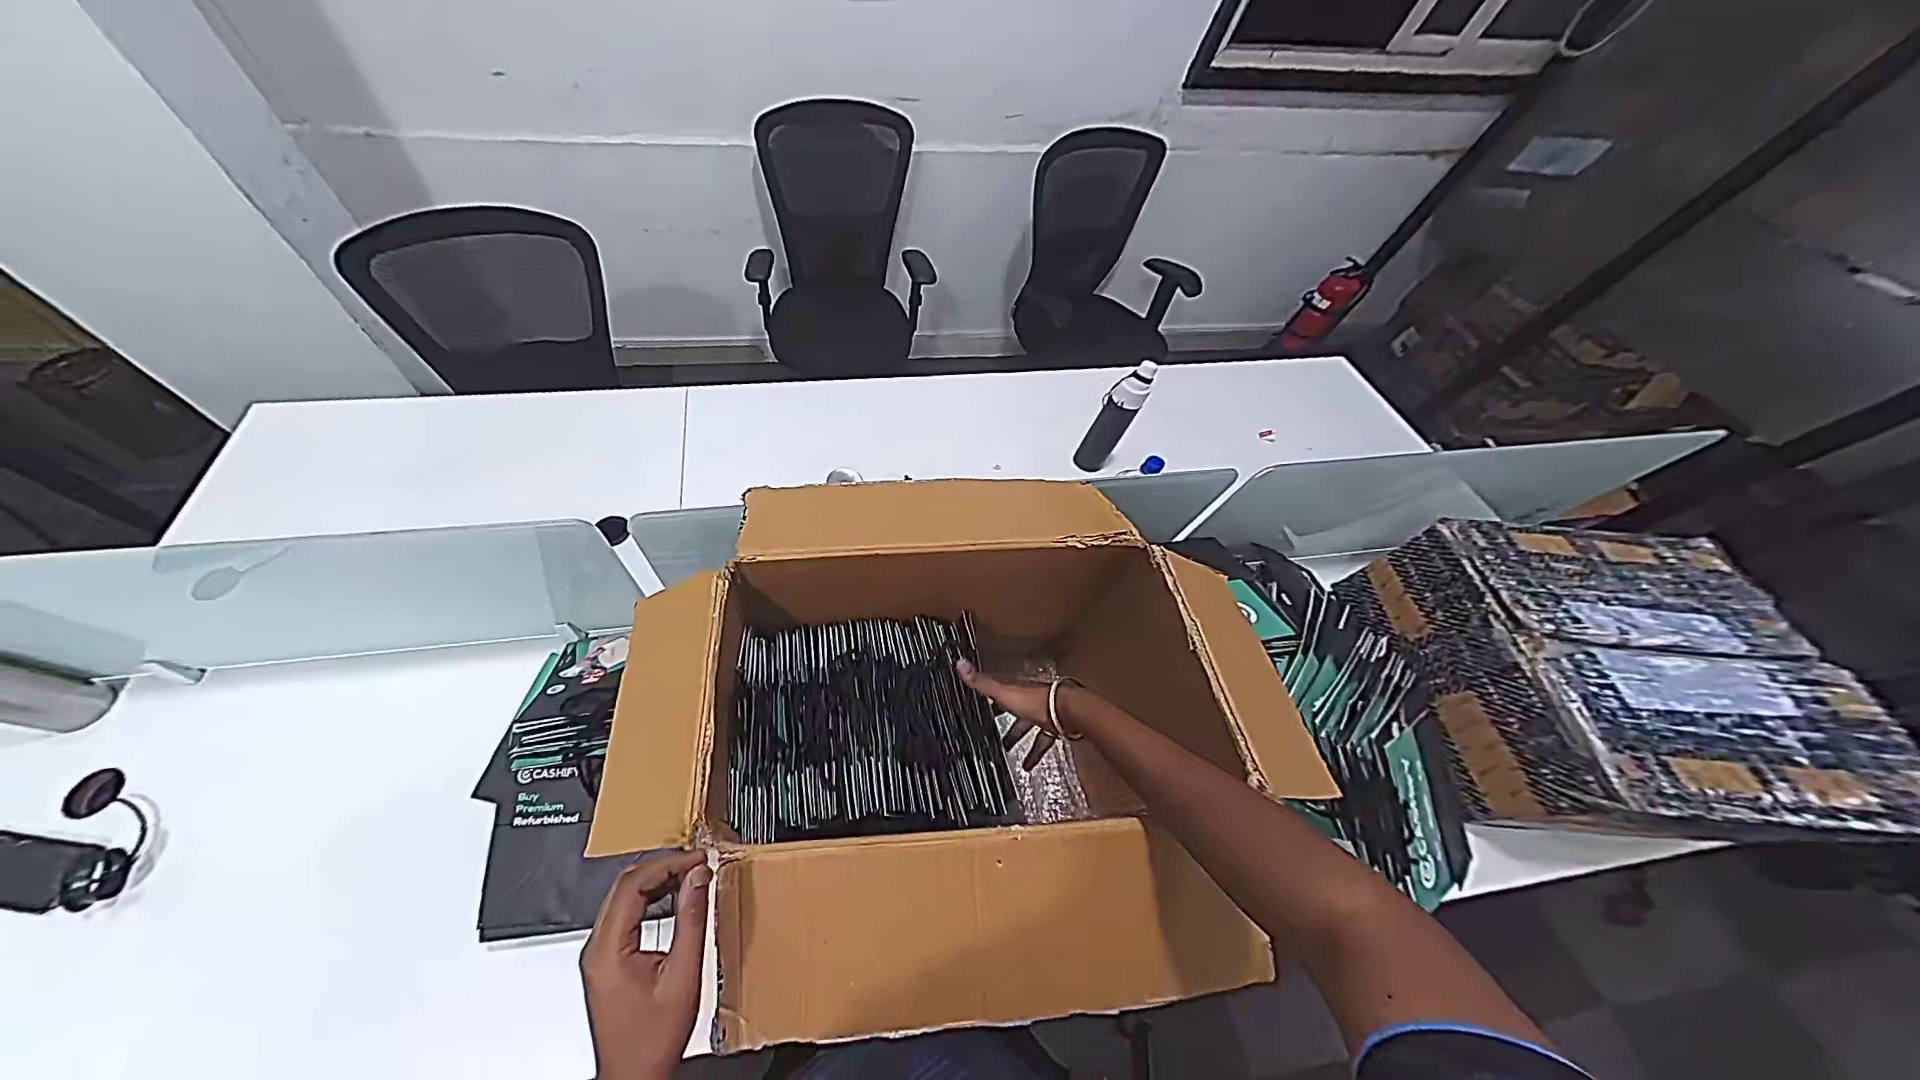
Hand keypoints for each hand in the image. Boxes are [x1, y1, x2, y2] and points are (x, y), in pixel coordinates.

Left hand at [581, 850, 711, 1079]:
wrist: (634, 1076)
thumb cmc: (653, 1038)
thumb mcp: (683, 974)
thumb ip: (691, 919)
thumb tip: (698, 877)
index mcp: (608, 950)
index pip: (633, 885)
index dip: (669, 864)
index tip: (698, 859)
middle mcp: (596, 948)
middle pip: (625, 885)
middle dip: (664, 867)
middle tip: (697, 863)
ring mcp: (599, 953)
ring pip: (624, 896)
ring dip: (658, 880)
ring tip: (692, 875)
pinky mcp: (607, 959)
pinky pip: (626, 913)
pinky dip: (652, 898)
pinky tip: (676, 898)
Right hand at [956, 659, 1085, 769]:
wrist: (1068, 711)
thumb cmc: (1035, 701)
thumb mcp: (1003, 694)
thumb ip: (982, 683)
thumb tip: (959, 663)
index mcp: (1015, 691)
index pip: (997, 692)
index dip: (987, 697)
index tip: (976, 702)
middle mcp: (1028, 700)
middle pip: (1012, 711)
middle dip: (1002, 721)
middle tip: (990, 733)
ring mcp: (1042, 714)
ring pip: (1027, 727)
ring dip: (1017, 739)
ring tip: (1006, 754)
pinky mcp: (1053, 728)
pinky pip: (1041, 741)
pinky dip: (1034, 753)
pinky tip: (1028, 766)